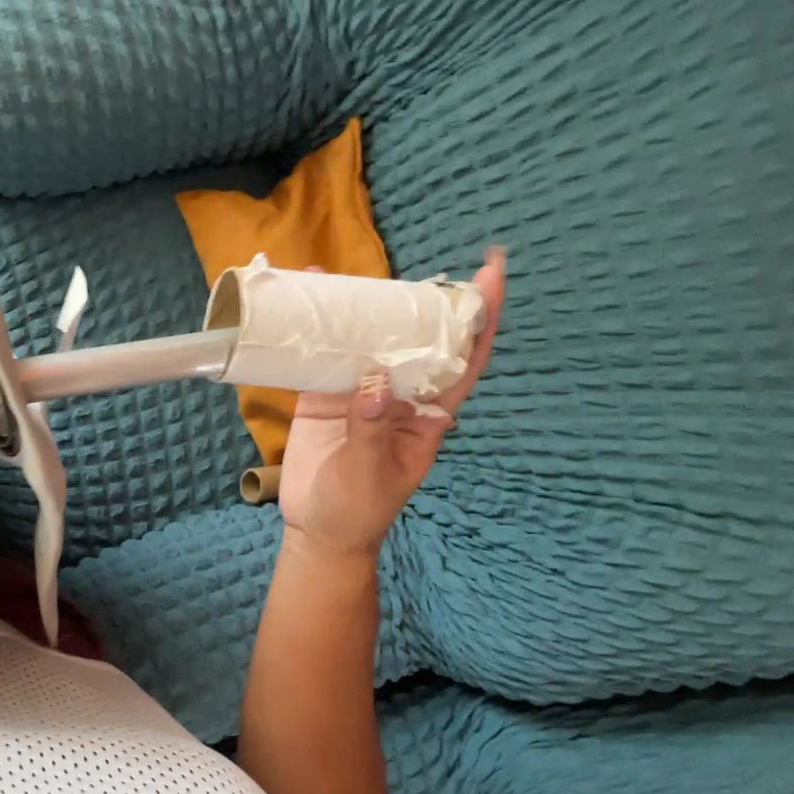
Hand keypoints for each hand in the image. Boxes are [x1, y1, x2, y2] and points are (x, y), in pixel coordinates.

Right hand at [279, 248, 505, 557]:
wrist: (317, 530)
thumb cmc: (357, 511)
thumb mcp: (368, 475)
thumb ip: (372, 430)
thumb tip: (375, 382)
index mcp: (428, 414)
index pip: (464, 359)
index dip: (481, 317)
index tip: (491, 273)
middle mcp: (400, 394)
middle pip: (416, 337)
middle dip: (419, 300)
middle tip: (417, 264)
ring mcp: (360, 392)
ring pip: (368, 340)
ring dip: (358, 308)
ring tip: (340, 273)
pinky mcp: (324, 395)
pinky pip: (323, 355)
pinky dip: (314, 330)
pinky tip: (302, 304)